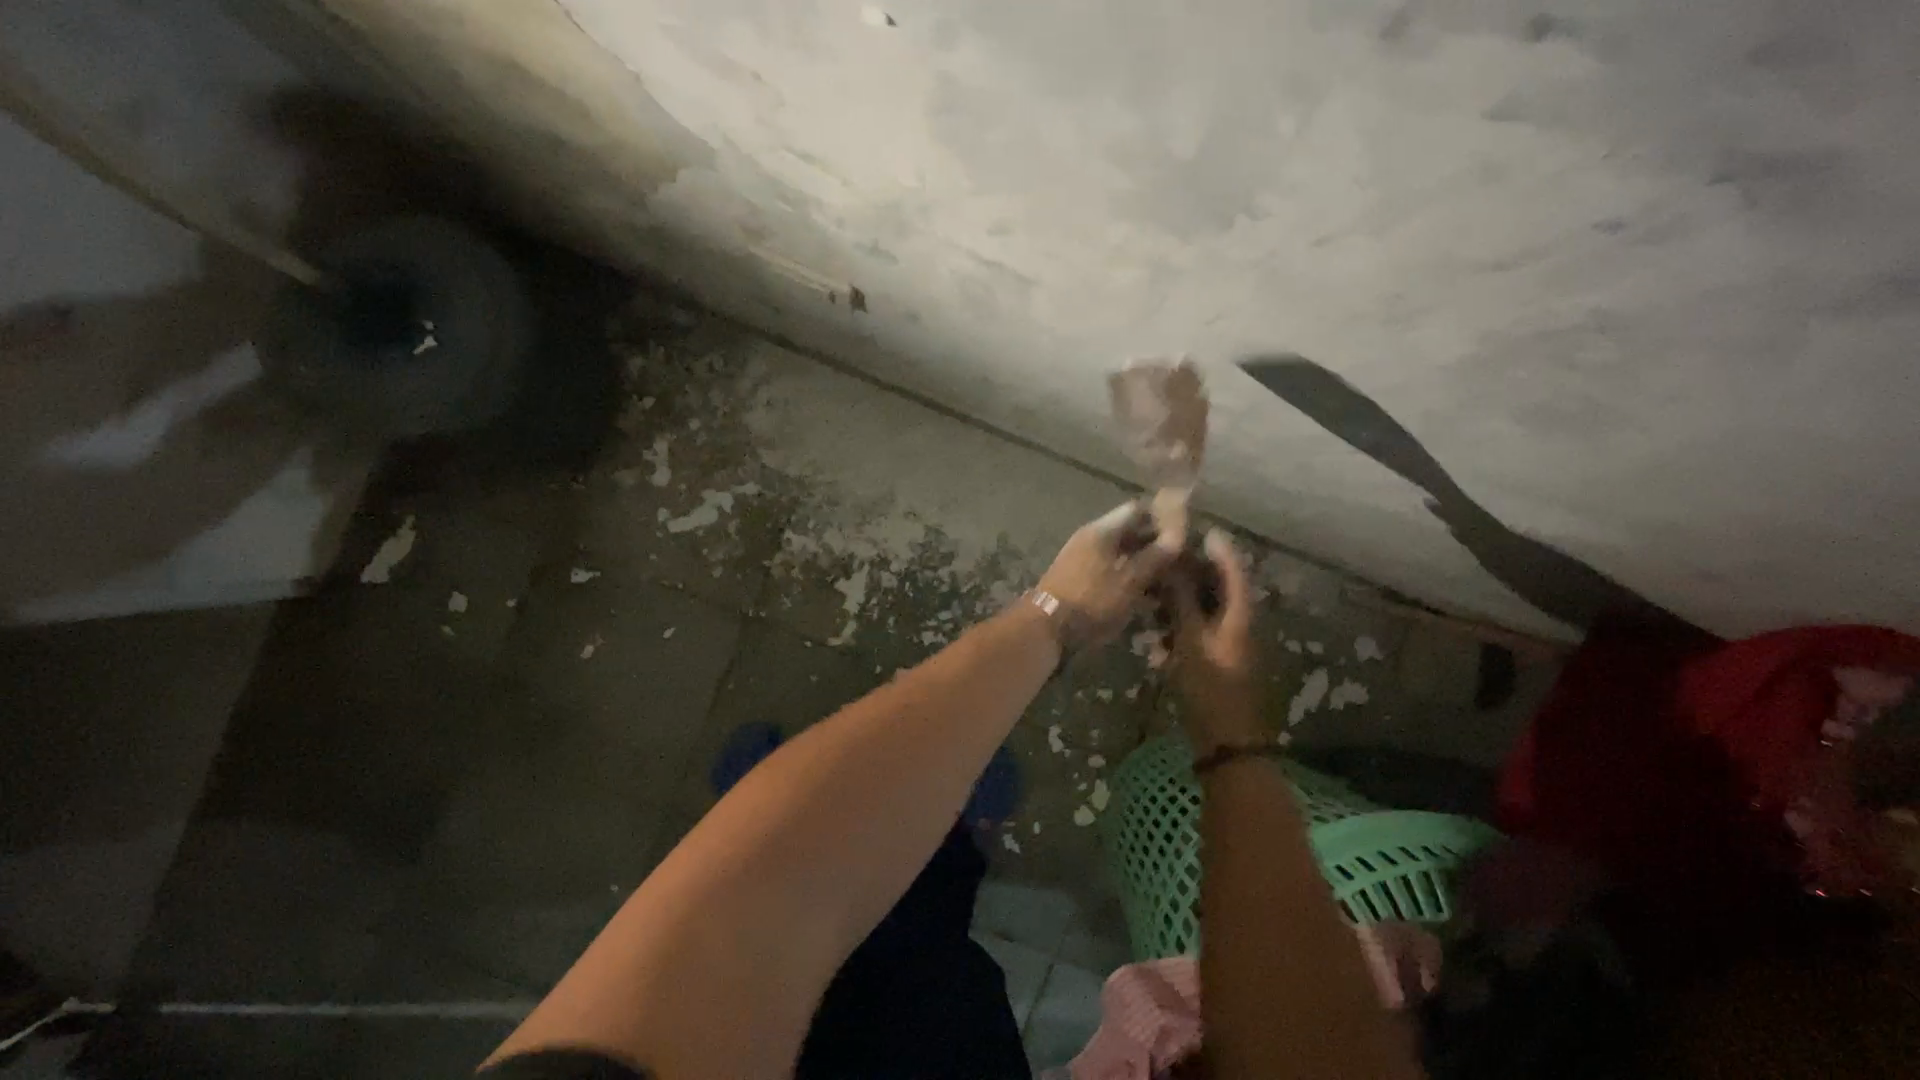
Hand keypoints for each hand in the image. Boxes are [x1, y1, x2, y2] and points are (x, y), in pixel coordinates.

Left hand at [1035, 502, 1177, 648]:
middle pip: (1131, 533)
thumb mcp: (1130, 579)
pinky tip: (1148, 597)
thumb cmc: (1091, 599)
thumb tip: (1179, 534)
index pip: (1138, 509)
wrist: (1046, 628)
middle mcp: (1092, 539)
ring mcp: (1083, 560)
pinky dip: (1130, 580)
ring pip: (1122, 555)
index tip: (1187, 528)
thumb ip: (1155, 556)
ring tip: (1171, 580)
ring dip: (1145, 564)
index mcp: (1102, 530)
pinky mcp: (1081, 581)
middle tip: (1184, 558)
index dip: (1164, 516)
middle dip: (1157, 544)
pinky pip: (1112, 573)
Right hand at [1168, 530, 1262, 749]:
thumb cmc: (1210, 688)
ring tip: (1154, 598)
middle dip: (1193, 574)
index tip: (1200, 530)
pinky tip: (1158, 638)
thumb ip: (1182, 601)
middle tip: (1165, 562)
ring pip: (1208, 612)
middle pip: (1220, 589)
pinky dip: (1182, 628)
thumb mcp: (1190, 641)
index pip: (1234, 570)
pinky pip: (1202, 634)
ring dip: (1183, 602)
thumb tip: (1173, 565)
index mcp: (1241, 615)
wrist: (1227, 743)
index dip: (1219, 548)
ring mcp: (1232, 645)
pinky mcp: (1221, 663)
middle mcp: (1242, 624)